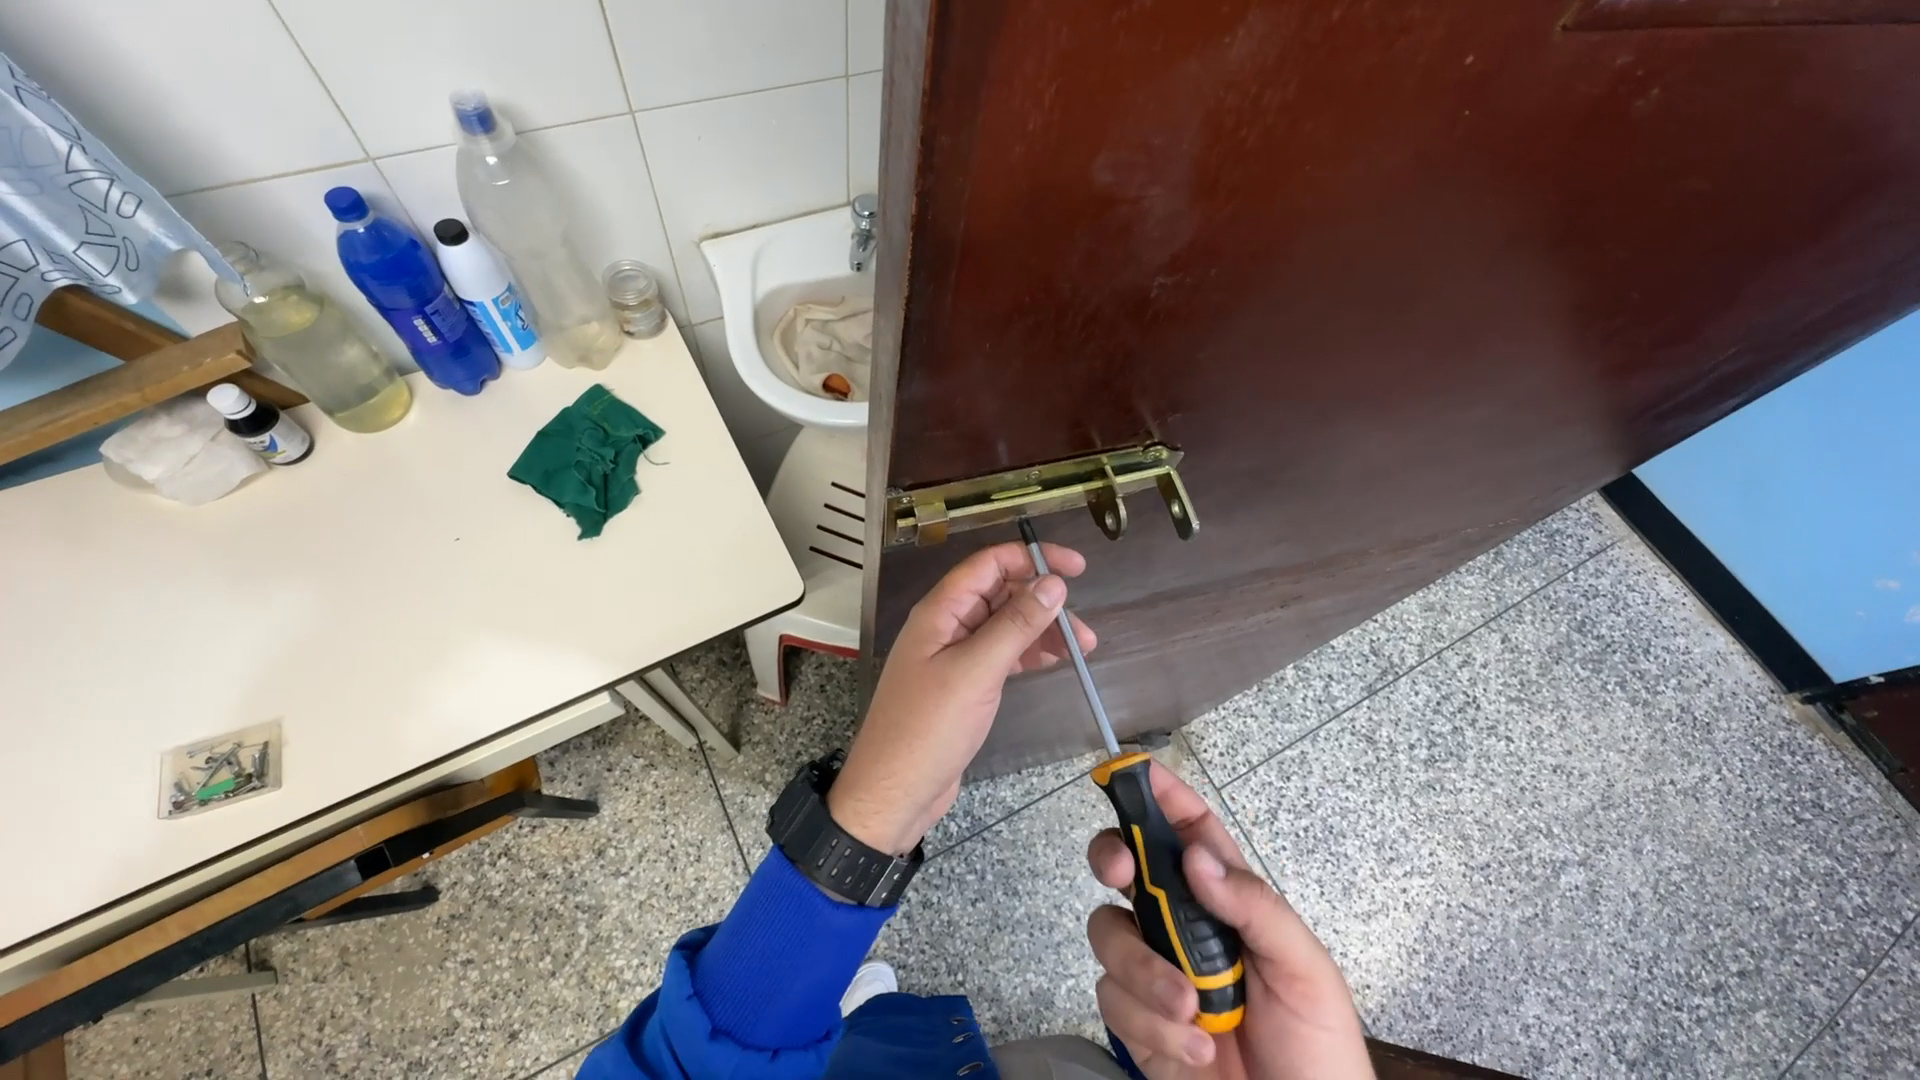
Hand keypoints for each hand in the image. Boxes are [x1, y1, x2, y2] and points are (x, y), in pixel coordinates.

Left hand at [827, 541, 1095, 854]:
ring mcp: (953, 656)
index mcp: (940, 612)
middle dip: (1043, 601)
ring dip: (1042, 630)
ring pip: (1005, 626)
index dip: (1032, 558)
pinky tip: (1054, 661)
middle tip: (1083, 628)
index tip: (1076, 568)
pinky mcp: (962, 685)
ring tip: (1082, 648)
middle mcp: (946, 627)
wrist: (894, 794)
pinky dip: (1028, 654)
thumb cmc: (927, 729)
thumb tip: (1053, 583)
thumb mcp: (975, 672)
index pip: (989, 565)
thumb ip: (1015, 625)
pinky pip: (1000, 655)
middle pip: (1000, 594)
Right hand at [1086, 763, 1372, 1079]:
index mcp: (1224, 896)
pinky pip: (1113, 1000)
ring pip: (1108, 936)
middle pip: (1123, 865)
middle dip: (1112, 857)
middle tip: (1120, 872)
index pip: (1187, 828)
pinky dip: (1151, 1026)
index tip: (1130, 769)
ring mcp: (1152, 967)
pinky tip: (1195, 1052)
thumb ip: (1255, 906)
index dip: (1158, 793)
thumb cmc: (1317, 1045)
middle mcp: (1178, 921)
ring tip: (1193, 1014)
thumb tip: (1195, 856)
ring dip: (1146, 975)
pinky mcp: (1135, 1017)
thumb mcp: (1304, 968)